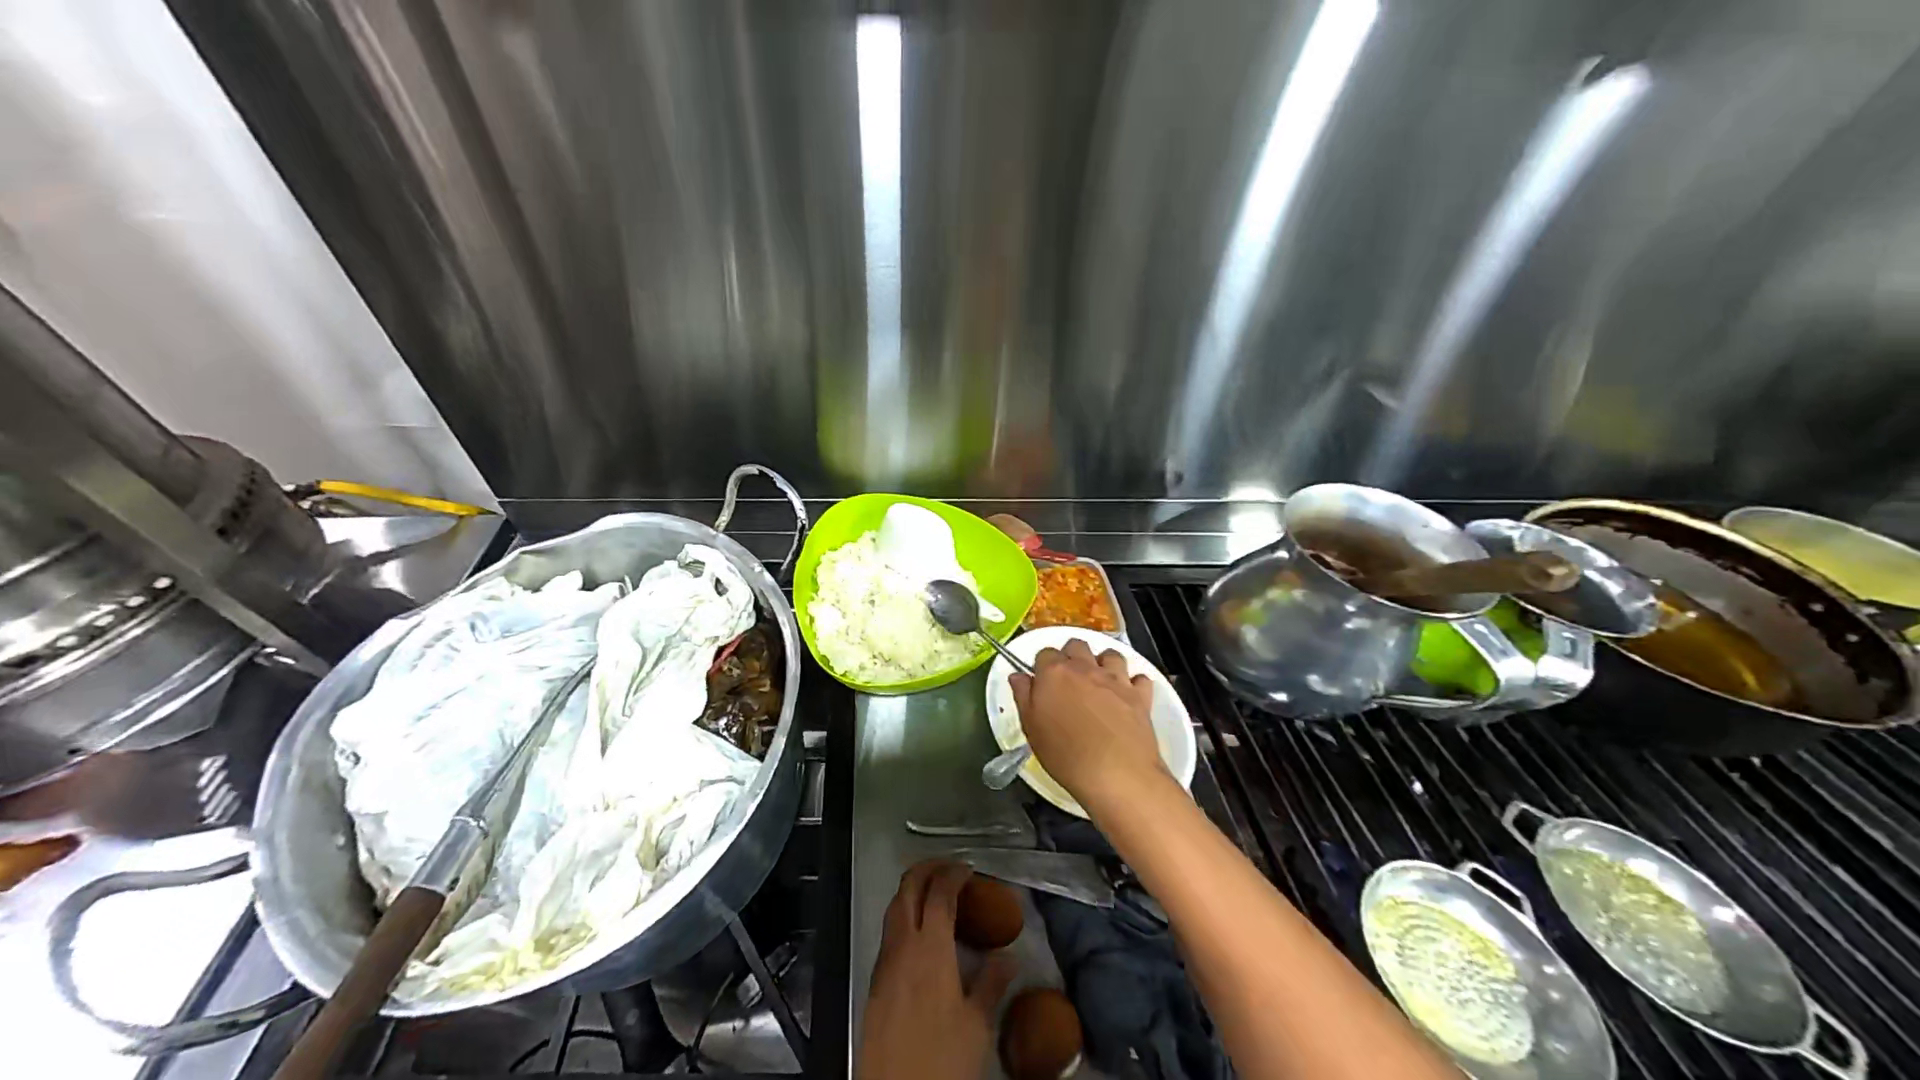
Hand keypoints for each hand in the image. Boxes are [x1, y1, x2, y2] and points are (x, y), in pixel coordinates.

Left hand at [860, 860, 1015, 1079]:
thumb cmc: (941, 1059)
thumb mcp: (977, 1026)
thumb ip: (991, 984)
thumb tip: (1008, 958)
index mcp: (930, 948)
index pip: (938, 893)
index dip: (953, 874)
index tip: (968, 869)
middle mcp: (902, 946)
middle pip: (907, 889)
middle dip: (927, 869)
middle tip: (949, 867)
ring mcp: (885, 963)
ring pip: (893, 908)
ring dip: (912, 890)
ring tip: (935, 893)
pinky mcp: (876, 982)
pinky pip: (889, 932)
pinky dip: (904, 916)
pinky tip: (920, 934)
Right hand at [1009, 638, 1164, 810]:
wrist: (1116, 773)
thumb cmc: (1065, 755)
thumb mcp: (1032, 729)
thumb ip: (1023, 696)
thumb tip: (1018, 676)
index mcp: (1055, 673)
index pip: (1045, 653)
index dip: (1043, 666)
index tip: (1043, 683)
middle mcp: (1086, 668)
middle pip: (1077, 645)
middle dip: (1071, 656)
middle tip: (1068, 681)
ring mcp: (1116, 679)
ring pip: (1110, 654)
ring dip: (1103, 663)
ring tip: (1099, 684)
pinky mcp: (1140, 695)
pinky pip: (1140, 678)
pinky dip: (1134, 683)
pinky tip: (1127, 696)